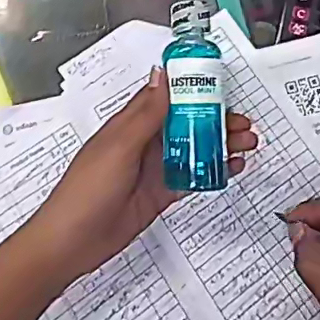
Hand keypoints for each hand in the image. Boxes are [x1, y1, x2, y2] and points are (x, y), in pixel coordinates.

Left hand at [17, 68, 256, 287]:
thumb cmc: (85, 192)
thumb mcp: (118, 147)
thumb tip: (161, 77)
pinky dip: (212, 171)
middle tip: (243, 123)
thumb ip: (145, 115)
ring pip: (193, 149)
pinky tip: (230, 168)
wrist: (73, 242)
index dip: (193, 88)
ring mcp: (152, 169)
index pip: (165, 96)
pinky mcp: (159, 193)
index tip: (221, 83)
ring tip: (245, 144)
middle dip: (216, 119)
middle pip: (186, 123)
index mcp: (130, 124)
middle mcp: (143, 143)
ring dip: (219, 144)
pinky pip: (191, 177)